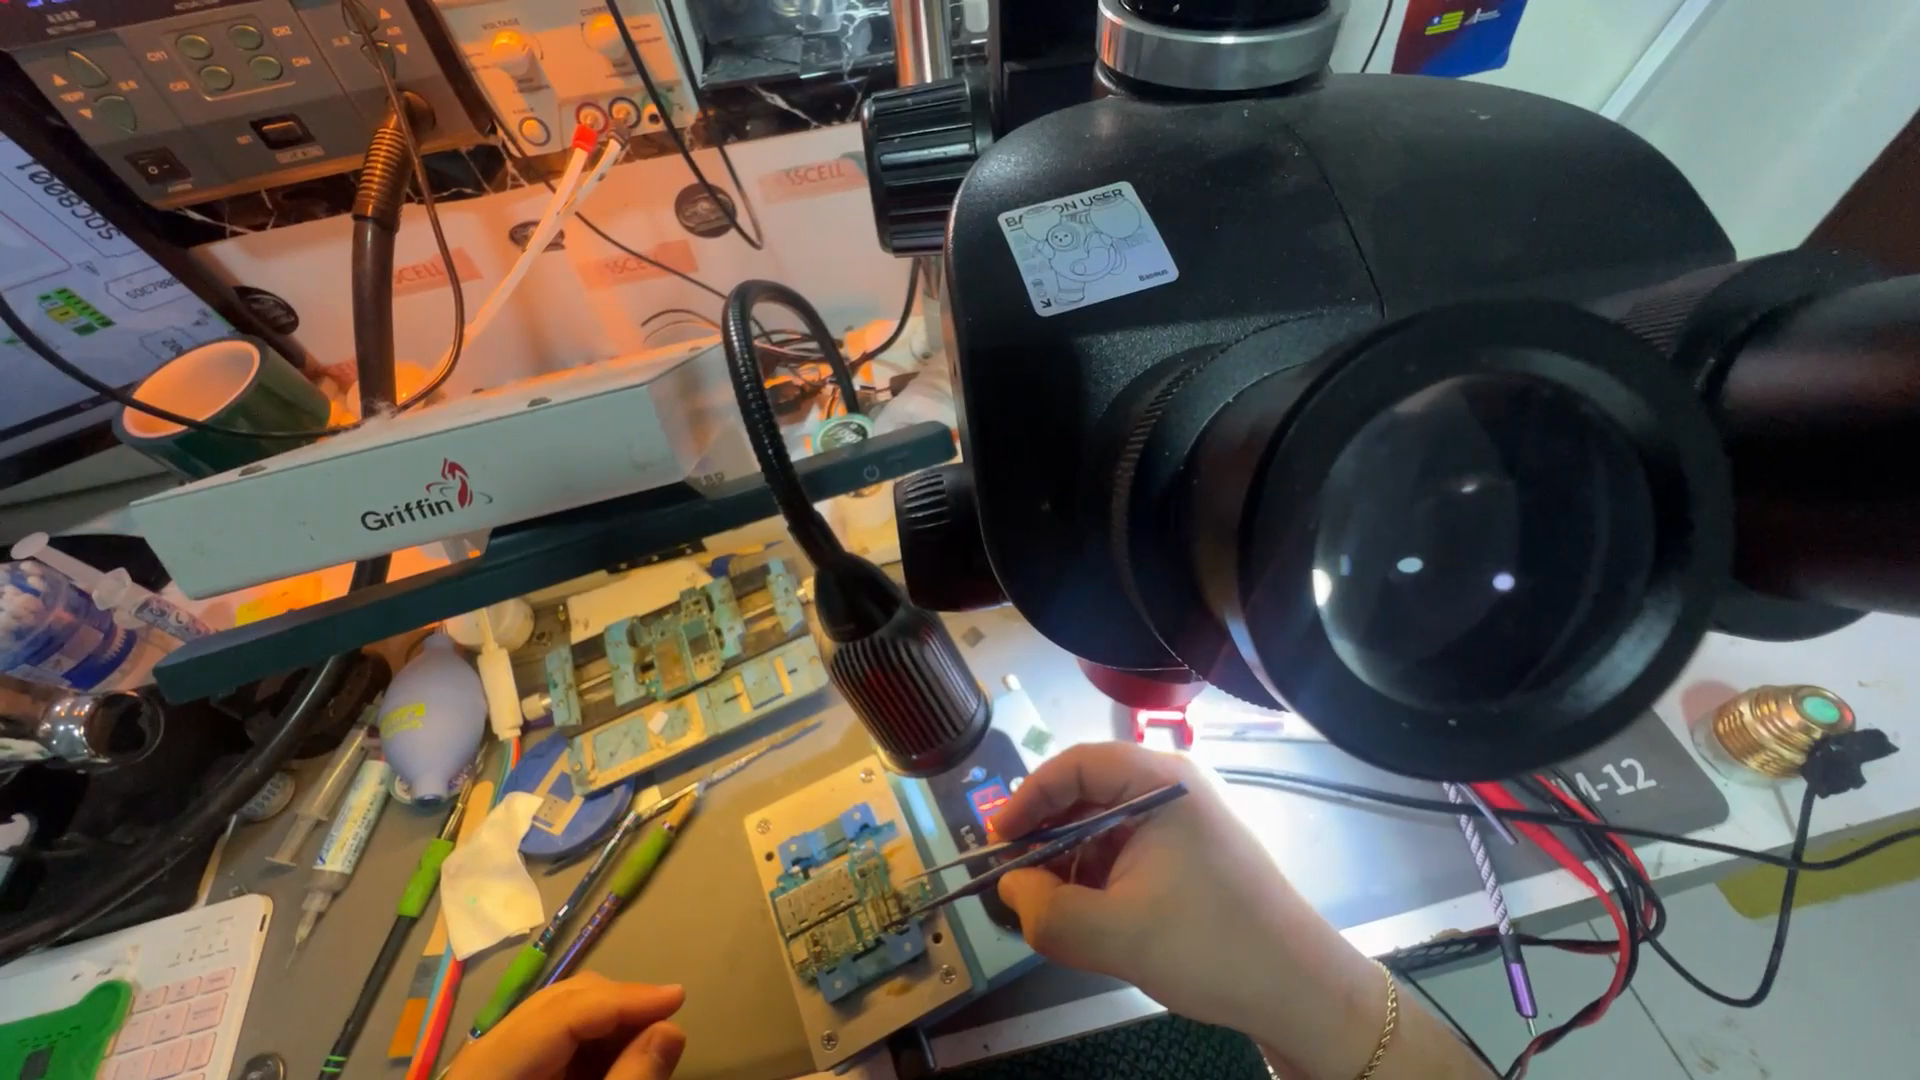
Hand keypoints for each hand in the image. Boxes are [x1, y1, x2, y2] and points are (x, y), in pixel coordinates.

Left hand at [447, 974, 685, 1079]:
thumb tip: (671, 1029)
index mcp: (482, 1076)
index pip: (561, 1013)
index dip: (623, 1000)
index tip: (678, 998)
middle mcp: (474, 1065)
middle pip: (556, 1005)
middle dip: (618, 1009)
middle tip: (667, 1023)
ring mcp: (484, 1072)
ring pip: (556, 1021)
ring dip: (608, 1028)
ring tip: (647, 1047)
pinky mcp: (500, 1079)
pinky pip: (550, 1048)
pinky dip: (591, 1050)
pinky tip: (616, 1064)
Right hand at [993, 743, 1394, 1079]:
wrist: (1304, 994)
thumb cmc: (1212, 947)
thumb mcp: (1117, 934)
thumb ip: (1047, 911)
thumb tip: (1010, 888)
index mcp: (1160, 782)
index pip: (1076, 764)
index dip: (1029, 797)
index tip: (998, 839)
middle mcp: (1172, 788)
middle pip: (1088, 792)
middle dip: (1047, 835)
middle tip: (1017, 874)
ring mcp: (1184, 820)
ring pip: (1104, 825)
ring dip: (1071, 861)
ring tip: (1051, 903)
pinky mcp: (1189, 854)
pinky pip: (1127, 849)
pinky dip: (1098, 875)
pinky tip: (1088, 912)